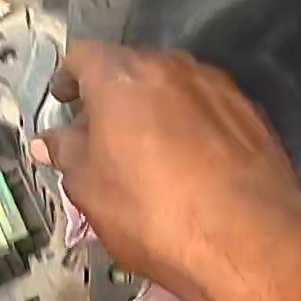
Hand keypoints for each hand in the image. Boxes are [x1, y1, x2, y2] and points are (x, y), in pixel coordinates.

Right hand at [31, 42, 300, 300]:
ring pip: (169, 87)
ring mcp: (216, 87)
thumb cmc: (153, 212)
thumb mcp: (88, 188)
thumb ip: (66, 153)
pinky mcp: (250, 112)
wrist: (250, 243)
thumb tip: (50, 141)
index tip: (64, 99)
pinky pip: (204, 108)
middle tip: (99, 133)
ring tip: (144, 152)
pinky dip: (187, 124)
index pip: (82, 56)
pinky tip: (186, 164)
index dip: (67, 78)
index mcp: (121, 78)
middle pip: (129, 68)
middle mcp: (170, 68)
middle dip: (110, 95)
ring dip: (150, 109)